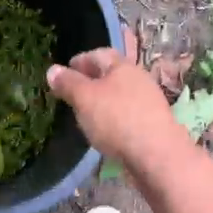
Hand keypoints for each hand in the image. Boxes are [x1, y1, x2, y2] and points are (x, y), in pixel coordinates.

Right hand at [46, 45, 190, 169]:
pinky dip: (115, 120)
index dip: (79, 61)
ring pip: (121, 96)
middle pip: (111, 75)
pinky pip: (129, 116)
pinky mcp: (154, 126)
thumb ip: (68, 83)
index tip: (64, 71)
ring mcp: (149, 103)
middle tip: (73, 93)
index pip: (98, 54)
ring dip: (104, 102)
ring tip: (87, 115)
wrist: (159, 157)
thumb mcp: (84, 98)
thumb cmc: (118, 120)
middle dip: (92, 82)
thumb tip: (52, 69)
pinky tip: (107, 134)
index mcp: (122, 65)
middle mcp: (139, 79)